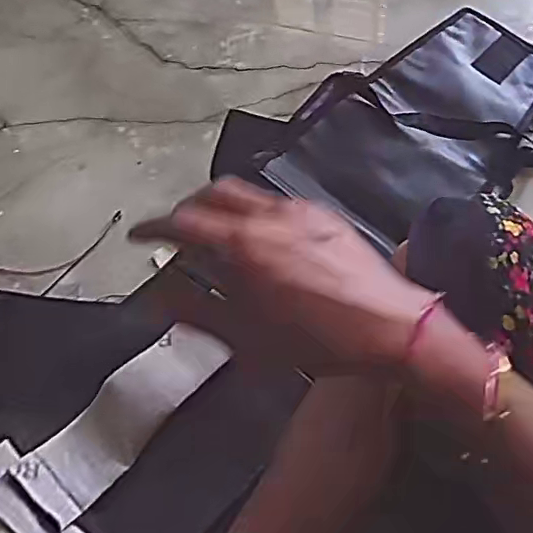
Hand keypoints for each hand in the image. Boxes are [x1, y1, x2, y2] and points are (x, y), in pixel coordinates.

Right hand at [129, 179, 435, 374]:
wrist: (390, 325)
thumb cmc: (321, 339)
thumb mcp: (247, 337)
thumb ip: (196, 312)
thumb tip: (160, 298)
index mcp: (247, 242)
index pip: (185, 221)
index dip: (155, 227)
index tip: (142, 235)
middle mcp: (275, 216)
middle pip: (217, 193)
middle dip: (190, 208)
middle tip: (177, 233)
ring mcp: (305, 212)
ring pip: (251, 195)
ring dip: (226, 210)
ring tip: (219, 242)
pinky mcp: (328, 218)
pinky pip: (281, 205)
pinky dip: (258, 216)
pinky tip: (262, 245)